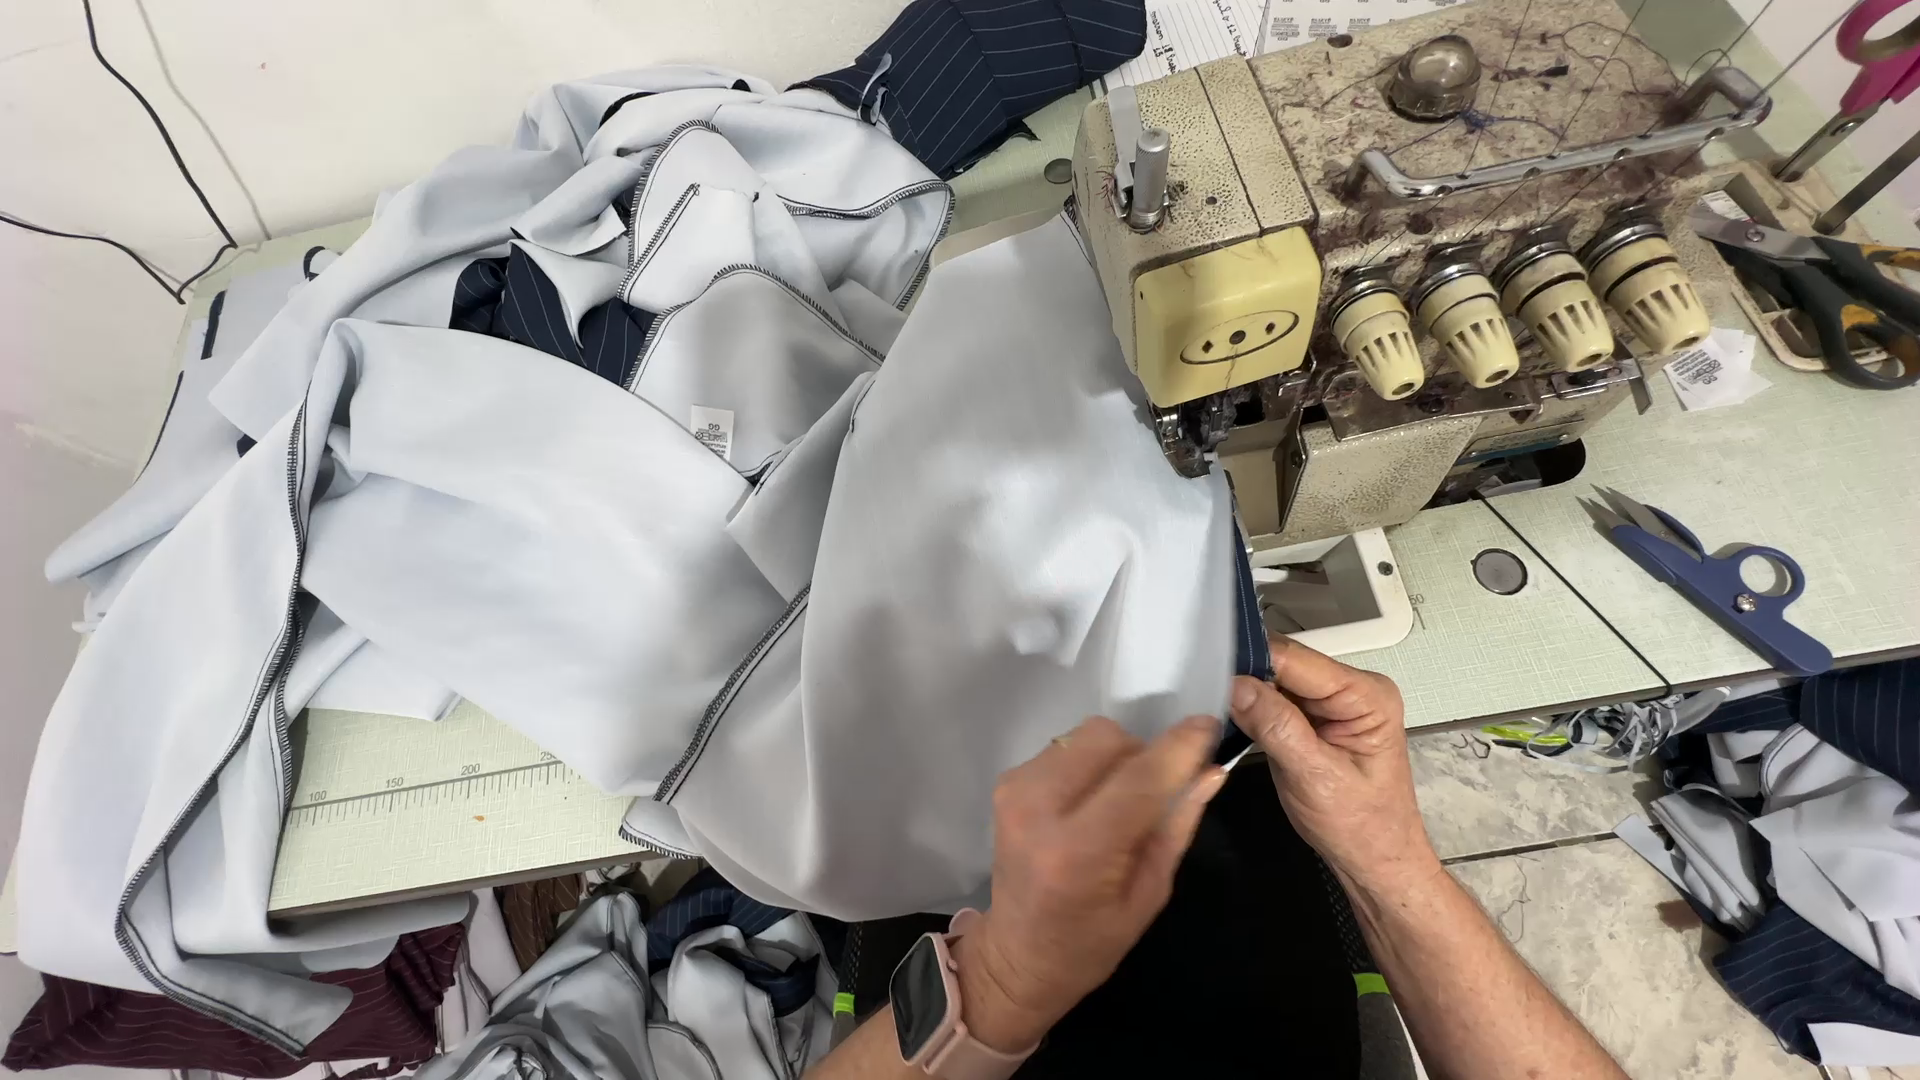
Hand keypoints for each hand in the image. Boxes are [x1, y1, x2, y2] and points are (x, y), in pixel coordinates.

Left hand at [955, 715, 1226, 1051]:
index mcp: (1078, 852)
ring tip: (1115, 801)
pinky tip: (1085, 801)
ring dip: (1112, 757)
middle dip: (1142, 753)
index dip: (1178, 748)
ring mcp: (1015, 790)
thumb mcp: (1149, 894)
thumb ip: (1177, 825)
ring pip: (1084, 735)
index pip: (1139, 780)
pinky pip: (1062, 747)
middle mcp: (1038, 808)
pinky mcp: (1006, 781)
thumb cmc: (1091, 940)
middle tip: (1152, 791)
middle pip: (1106, 738)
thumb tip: (1209, 770)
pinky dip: (1085, 763)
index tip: (1207, 726)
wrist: (1017, 953)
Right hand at [1229, 637, 1439, 893]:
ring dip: (1241, 689)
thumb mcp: (1314, 777)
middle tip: (1201, 688)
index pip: (1295, 659)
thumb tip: (1236, 684)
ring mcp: (1327, 701)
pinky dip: (1246, 704)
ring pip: (1271, 677)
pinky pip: (1270, 696)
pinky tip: (1224, 712)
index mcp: (1364, 694)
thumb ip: (1277, 727)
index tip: (1208, 672)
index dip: (1251, 662)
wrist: (1373, 863)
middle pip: (1281, 662)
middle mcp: (1348, 687)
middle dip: (1243, 674)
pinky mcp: (1308, 716)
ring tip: (1207, 700)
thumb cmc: (1358, 827)